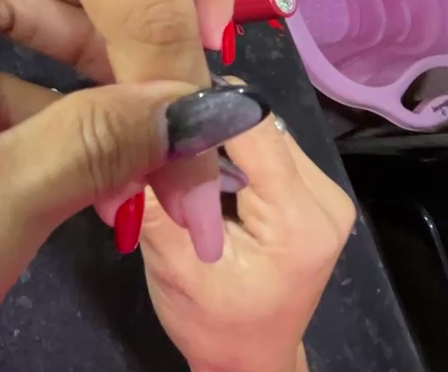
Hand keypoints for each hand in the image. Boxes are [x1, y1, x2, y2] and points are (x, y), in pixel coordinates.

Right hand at [133, 114, 354, 371]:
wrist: (247, 361)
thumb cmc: (213, 323)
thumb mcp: (173, 267)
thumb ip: (154, 201)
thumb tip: (126, 137)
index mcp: (300, 218)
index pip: (250, 124)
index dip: (197, 102)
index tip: (146, 101)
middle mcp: (322, 195)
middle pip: (250, 119)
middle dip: (196, 116)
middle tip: (146, 125)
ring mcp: (317, 189)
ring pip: (250, 124)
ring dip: (205, 127)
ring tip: (164, 145)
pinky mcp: (303, 188)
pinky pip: (254, 140)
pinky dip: (217, 142)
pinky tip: (189, 161)